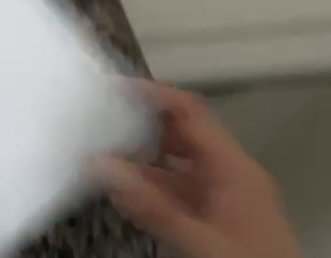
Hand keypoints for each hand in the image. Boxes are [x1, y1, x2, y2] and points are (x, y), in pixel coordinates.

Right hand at [94, 83, 301, 257]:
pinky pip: (178, 190)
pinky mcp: (219, 220)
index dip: (153, 94)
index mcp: (235, 168)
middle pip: (180, 133)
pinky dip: (150, 188)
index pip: (190, 112)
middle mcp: (231, 174)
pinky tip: (122, 196)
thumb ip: (151, 206)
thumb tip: (96, 165)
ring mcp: (226, 198)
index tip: (112, 89)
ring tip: (98, 160)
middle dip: (139, 127)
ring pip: (176, 163)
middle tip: (97, 122)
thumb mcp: (201, 243)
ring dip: (139, 162)